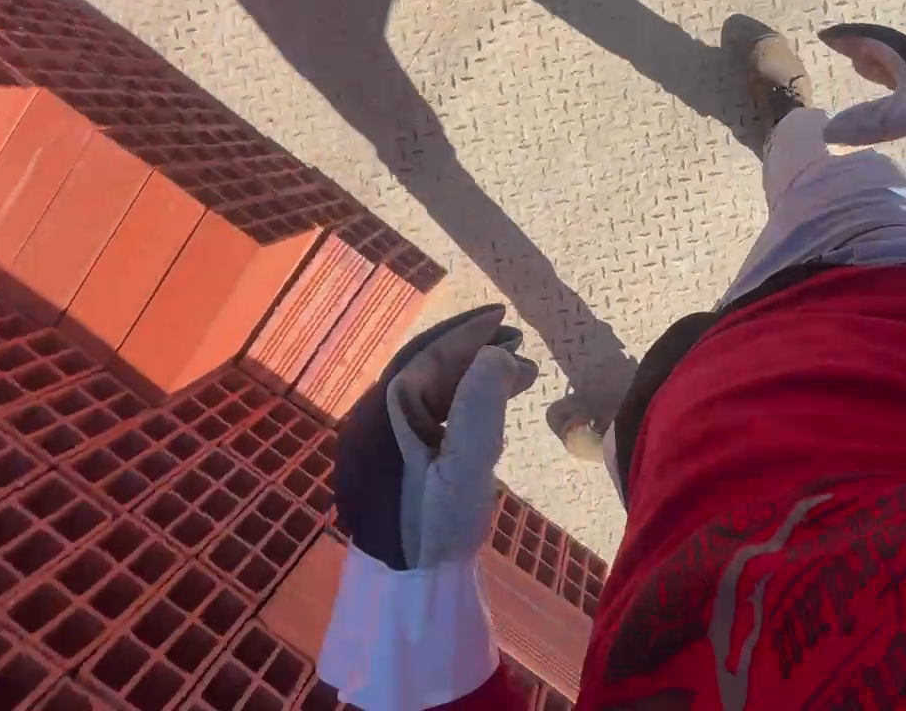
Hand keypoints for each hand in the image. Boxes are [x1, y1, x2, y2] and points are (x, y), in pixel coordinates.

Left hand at [334, 305, 537, 570]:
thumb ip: (480, 407)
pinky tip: (496, 408)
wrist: (414, 587)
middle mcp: (382, 417)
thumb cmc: (435, 525)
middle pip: (434, 370)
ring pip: (440, 391)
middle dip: (479, 354)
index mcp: (385, 413)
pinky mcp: (409, 458)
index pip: (427, 356)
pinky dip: (472, 402)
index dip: (466, 333)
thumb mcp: (464, 466)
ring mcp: (393, 439)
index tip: (502, 317)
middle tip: (521, 349)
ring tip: (522, 376)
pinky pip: (441, 413)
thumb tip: (498, 354)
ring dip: (479, 377)